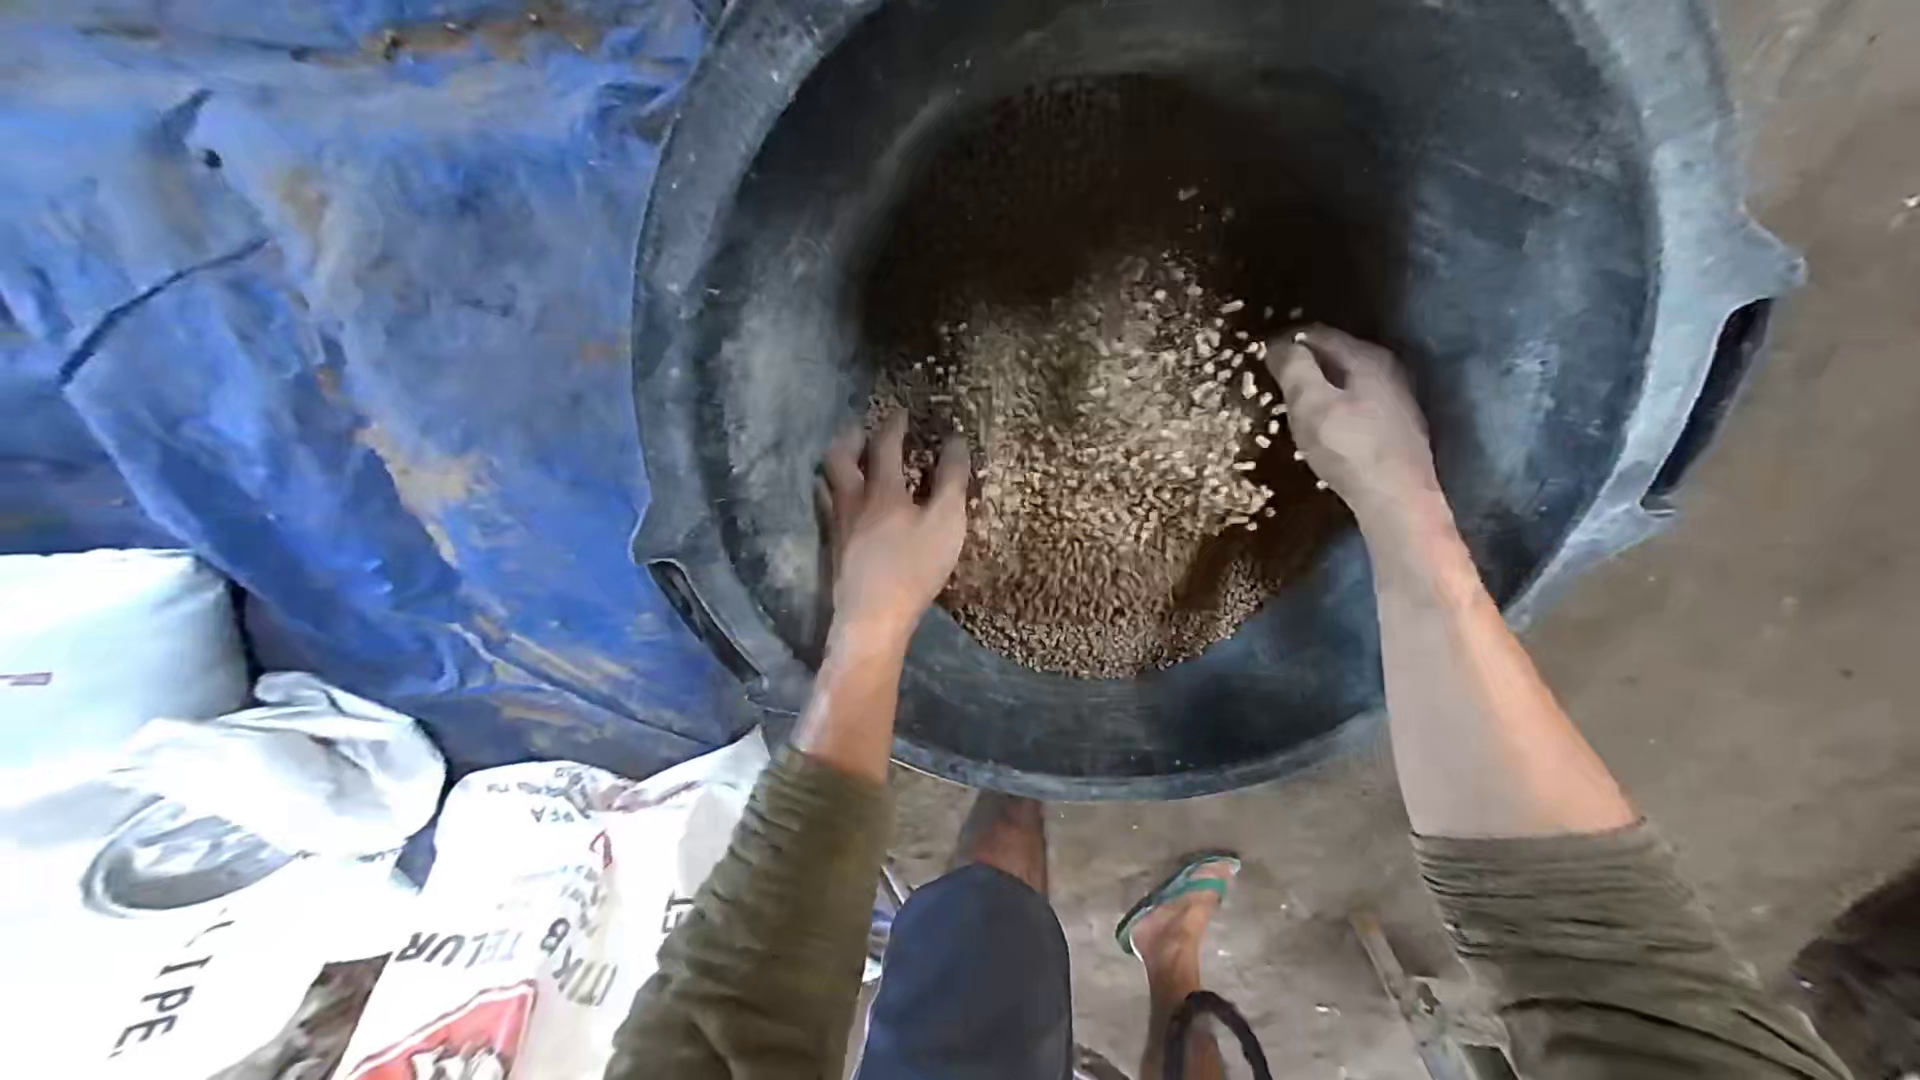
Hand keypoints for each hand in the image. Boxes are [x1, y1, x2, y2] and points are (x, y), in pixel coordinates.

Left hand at [820, 411, 969, 649]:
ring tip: (849, 464)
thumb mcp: (946, 521)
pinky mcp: (834, 550)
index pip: (884, 445)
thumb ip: (952, 479)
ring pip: (826, 484)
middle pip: (839, 458)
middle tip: (862, 431)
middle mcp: (852, 501)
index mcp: (881, 490)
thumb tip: (955, 441)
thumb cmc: (914, 567)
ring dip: (837, 467)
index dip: (893, 424)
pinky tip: (846, 509)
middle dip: (850, 438)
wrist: (872, 616)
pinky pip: (828, 510)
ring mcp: (838, 527)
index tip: (900, 412)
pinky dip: (834, 496)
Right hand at [1267, 325, 1446, 538]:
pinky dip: (1333, 400)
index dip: (1282, 341)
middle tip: (1270, 376)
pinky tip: (1321, 421)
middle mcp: (1385, 367)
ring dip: (1317, 382)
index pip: (1315, 333)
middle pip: (1334, 352)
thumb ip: (1294, 369)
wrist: (1395, 495)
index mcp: (1364, 357)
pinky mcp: (1395, 421)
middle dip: (1301, 360)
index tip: (1257, 355)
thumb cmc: (1347, 448)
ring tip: (1290, 399)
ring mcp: (1394, 395)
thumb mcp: (1310, 405)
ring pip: (1345, 376)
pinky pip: (1355, 398)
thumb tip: (1279, 345)